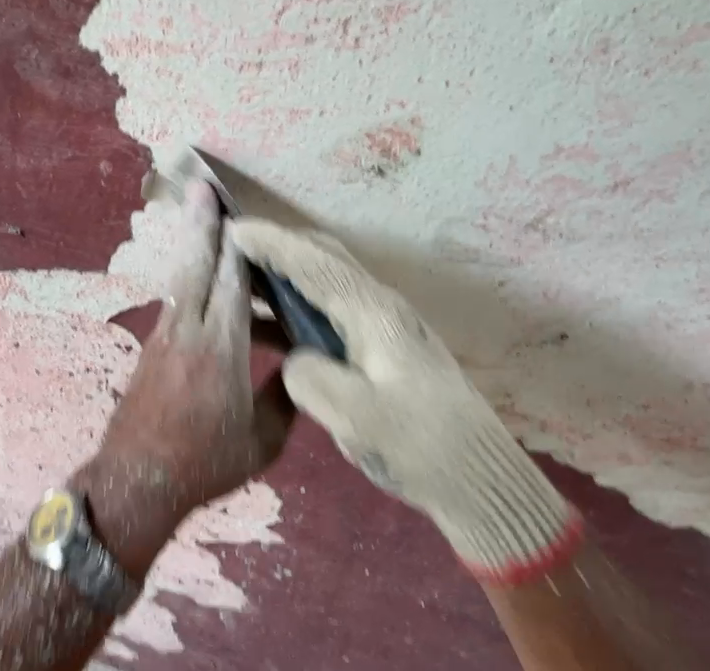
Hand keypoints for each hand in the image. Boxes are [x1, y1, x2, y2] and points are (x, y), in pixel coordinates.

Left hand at [92, 185, 294, 524]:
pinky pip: (176, 296)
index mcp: (220, 351)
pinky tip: (199, 267)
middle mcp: (188, 331)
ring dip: (192, 242)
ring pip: (181, 277)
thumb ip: (284, 395)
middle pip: (196, 265)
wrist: (138, 478)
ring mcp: (165, 334)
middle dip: (201, 224)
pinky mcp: (154, 343)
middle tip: (204, 187)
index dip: (240, 247)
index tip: (246, 213)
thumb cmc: (206, 462)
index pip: (232, 285)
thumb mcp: (262, 439)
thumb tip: (304, 362)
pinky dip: (188, 272)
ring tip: (199, 211)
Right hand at [232, 219, 583, 585]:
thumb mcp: (355, 416)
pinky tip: (262, 326)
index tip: (231, 228)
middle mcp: (378, 307)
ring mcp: (381, 327)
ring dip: (281, 276)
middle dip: (276, 247)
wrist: (480, 481)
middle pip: (322, 258)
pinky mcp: (378, 349)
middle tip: (229, 250)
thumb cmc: (420, 446)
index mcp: (373, 314)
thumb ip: (308, 376)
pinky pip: (326, 310)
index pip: (314, 263)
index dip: (271, 243)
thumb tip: (293, 358)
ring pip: (323, 283)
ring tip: (236, 282)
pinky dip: (292, 307)